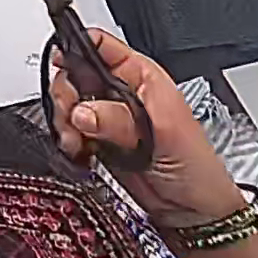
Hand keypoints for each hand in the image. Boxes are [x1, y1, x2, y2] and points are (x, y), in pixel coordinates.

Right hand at [50, 29, 245, 228]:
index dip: (77, 47)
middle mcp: (119, 91)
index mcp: (139, 74)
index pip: (101, 46)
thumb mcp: (163, 132)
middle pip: (75, 74)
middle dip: (67, 95)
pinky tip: (79, 151)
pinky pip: (68, 132)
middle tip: (72, 115)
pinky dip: (67, 141)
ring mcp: (105, 117)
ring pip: (68, 104)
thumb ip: (119, 117)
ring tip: (77, 140)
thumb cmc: (195, 165)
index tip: (62, 62)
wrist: (192, 211)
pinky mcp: (96, 141)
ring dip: (65, 122)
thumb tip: (82, 111)